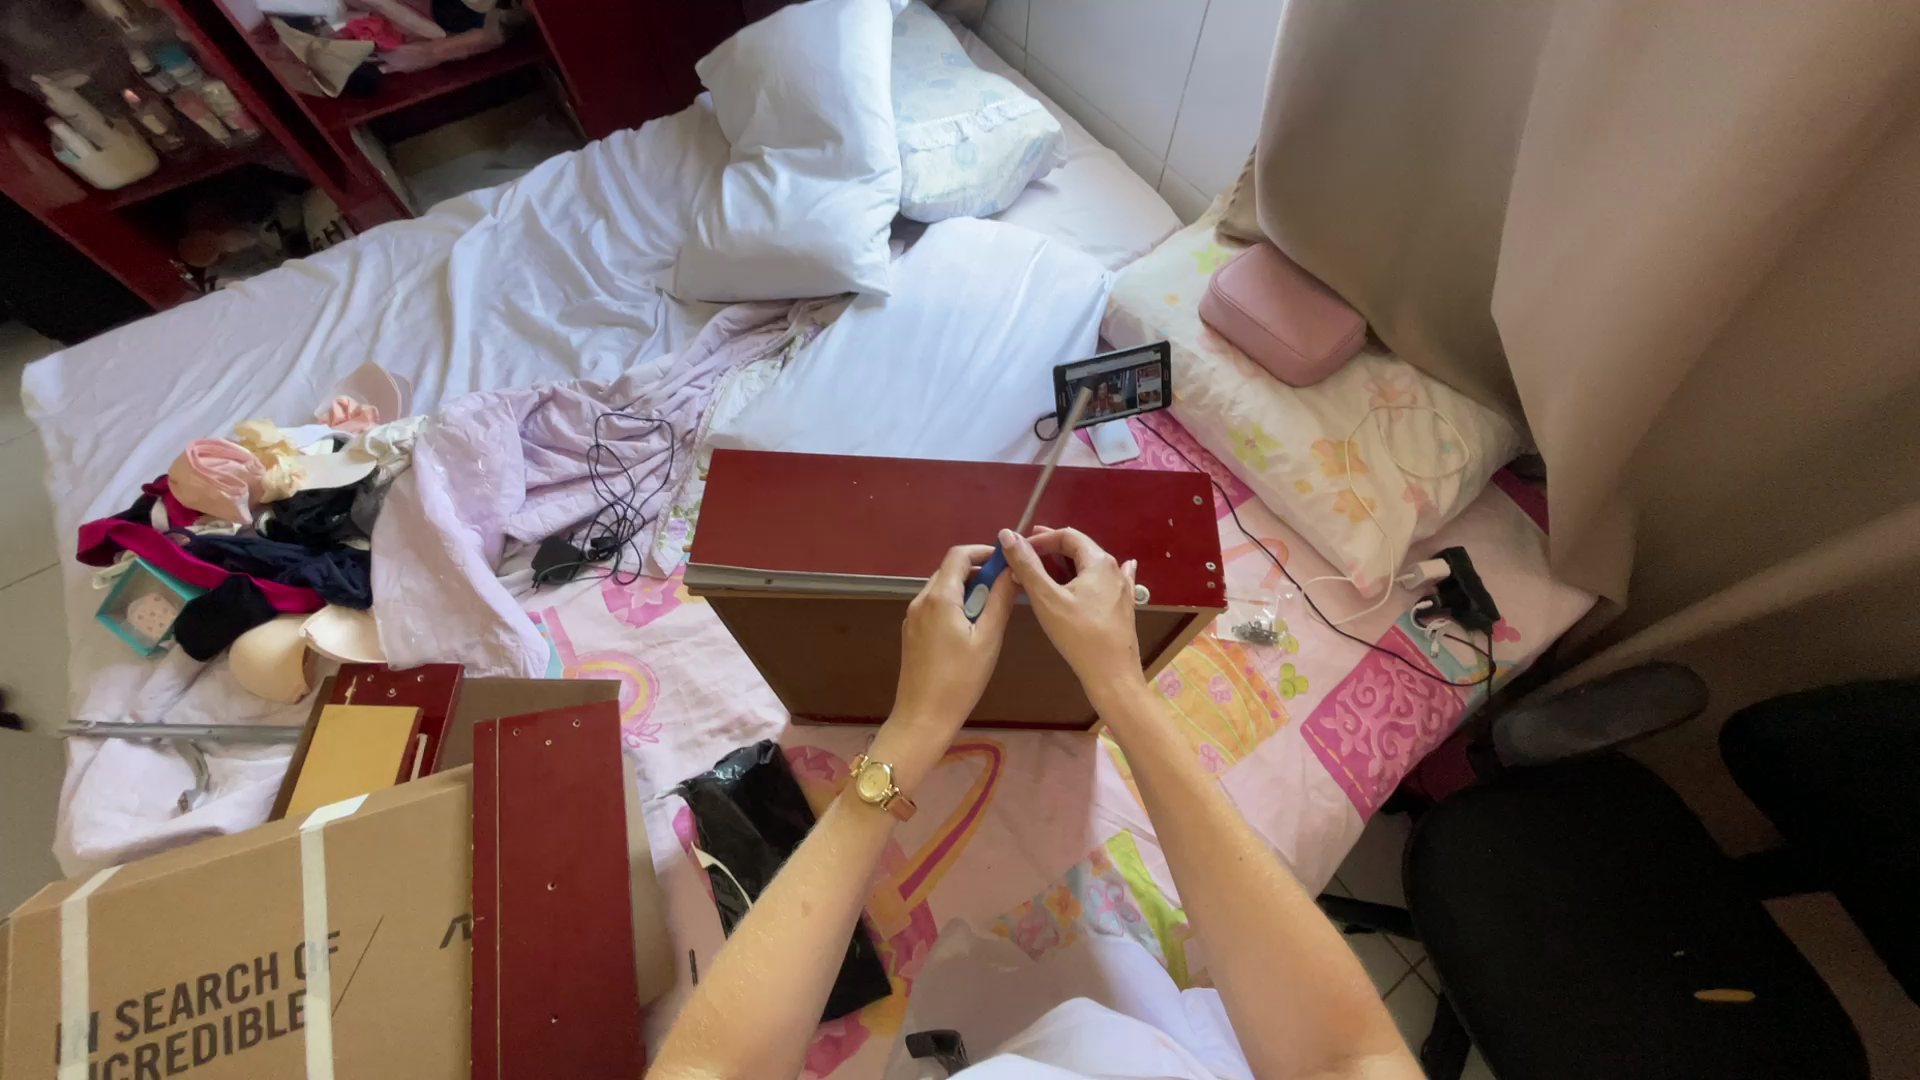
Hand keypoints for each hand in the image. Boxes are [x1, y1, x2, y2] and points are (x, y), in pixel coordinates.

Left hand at [882, 544, 1018, 774]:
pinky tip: (970, 628)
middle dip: (978, 572)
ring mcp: (912, 616)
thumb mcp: (988, 639)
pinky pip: (934, 606)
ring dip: (967, 590)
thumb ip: (1000, 601)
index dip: (983, 551)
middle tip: (1004, 590)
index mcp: (940, 597)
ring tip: (991, 612)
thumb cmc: (960, 680)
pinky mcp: (911, 631)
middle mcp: (921, 600)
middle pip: (950, 570)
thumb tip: (1011, 572)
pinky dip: (954, 605)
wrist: (923, 717)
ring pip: (942, 588)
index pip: (959, 555)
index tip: (1006, 562)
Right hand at [997, 526, 1144, 711]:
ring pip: (1090, 567)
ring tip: (1044, 569)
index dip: (1041, 538)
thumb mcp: (1046, 598)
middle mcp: (1114, 569)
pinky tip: (1114, 568)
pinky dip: (1092, 575)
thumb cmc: (1078, 634)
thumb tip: (1007, 534)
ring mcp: (1122, 588)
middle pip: (1080, 549)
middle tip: (1027, 552)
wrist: (1112, 674)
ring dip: (1065, 565)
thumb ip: (1026, 565)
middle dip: (1051, 549)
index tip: (1019, 549)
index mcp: (1098, 561)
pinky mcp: (1123, 607)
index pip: (1067, 535)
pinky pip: (1106, 582)